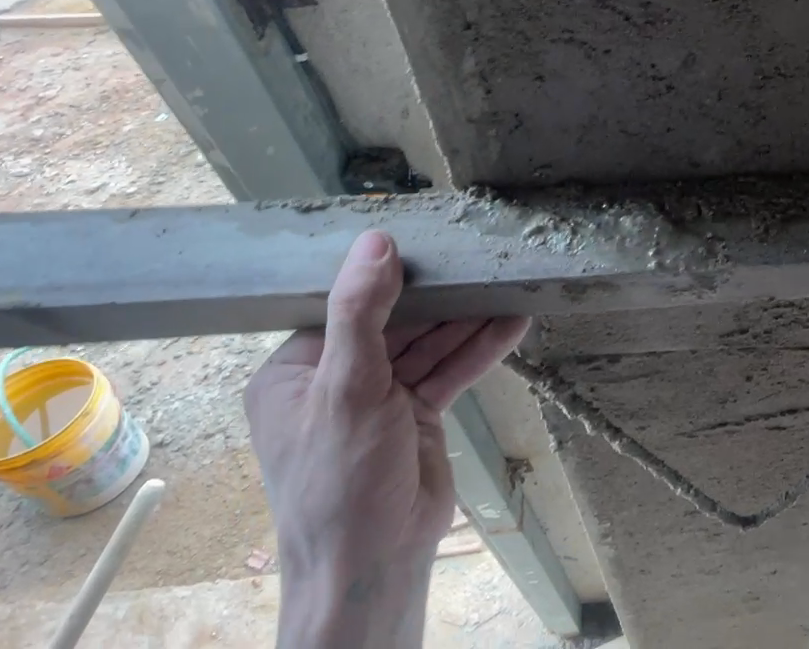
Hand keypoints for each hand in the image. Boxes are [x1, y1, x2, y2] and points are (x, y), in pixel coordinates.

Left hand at [245, 230, 530, 648]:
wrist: (373, 567)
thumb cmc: (342, 479)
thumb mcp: (348, 388)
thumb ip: (362, 312)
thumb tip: (376, 240)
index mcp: (296, 372)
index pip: (345, 308)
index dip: (388, 276)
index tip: (431, 243)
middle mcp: (336, 381)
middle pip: (396, 323)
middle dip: (441, 299)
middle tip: (483, 262)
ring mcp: (379, 400)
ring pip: (429, 347)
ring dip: (468, 322)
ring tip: (508, 285)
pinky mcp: (416, 418)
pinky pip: (449, 374)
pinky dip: (479, 351)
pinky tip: (512, 325)